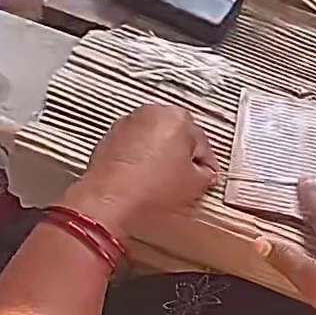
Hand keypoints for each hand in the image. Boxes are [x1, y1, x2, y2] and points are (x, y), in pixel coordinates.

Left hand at [64, 105, 218, 236]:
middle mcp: (152, 113)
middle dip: (180, 156)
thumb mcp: (195, 185)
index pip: (201, 142)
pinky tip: (142, 181)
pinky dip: (139, 160)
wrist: (110, 202)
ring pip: (153, 140)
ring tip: (161, 183)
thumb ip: (206, 174)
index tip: (206, 179)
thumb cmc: (154, 189)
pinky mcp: (109, 138)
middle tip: (184, 180)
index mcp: (178, 118)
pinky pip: (133, 147)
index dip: (206, 164)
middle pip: (176, 136)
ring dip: (159, 156)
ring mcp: (127, 124)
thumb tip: (204, 173)